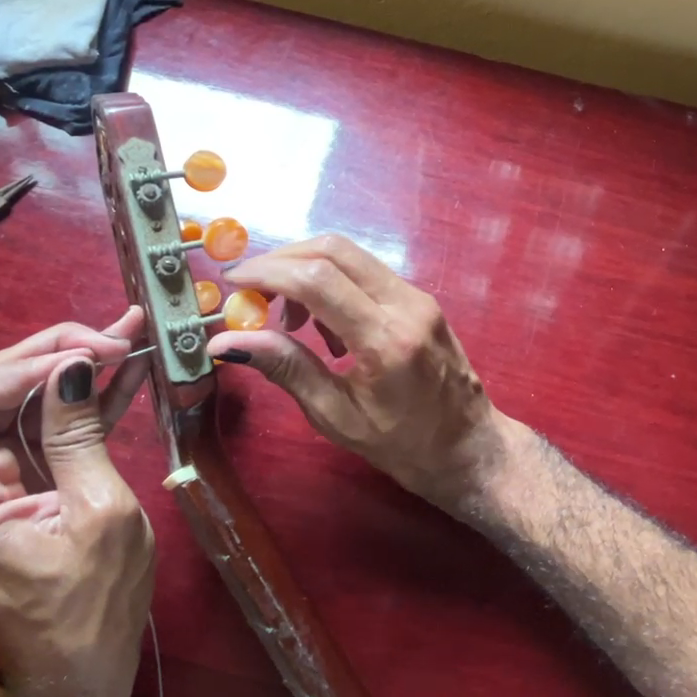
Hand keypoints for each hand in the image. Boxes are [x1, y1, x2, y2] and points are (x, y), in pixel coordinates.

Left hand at [0, 309, 155, 696]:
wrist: (80, 675)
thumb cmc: (92, 605)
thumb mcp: (98, 514)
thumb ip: (78, 435)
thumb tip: (73, 366)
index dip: (25, 363)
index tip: (89, 355)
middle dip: (52, 353)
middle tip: (116, 336)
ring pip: (18, 404)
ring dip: (73, 369)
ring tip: (129, 336)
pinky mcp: (14, 493)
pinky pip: (39, 433)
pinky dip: (78, 403)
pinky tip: (123, 374)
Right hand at [209, 235, 516, 511]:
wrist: (470, 446)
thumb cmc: (403, 445)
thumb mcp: (336, 416)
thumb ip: (286, 368)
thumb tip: (226, 342)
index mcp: (385, 338)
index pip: (318, 279)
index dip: (268, 272)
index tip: (233, 283)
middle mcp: (406, 304)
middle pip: (334, 249)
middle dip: (284, 261)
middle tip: (253, 293)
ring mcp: (418, 296)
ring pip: (351, 256)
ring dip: (308, 271)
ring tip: (289, 323)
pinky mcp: (421, 298)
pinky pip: (368, 273)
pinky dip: (334, 283)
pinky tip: (324, 327)